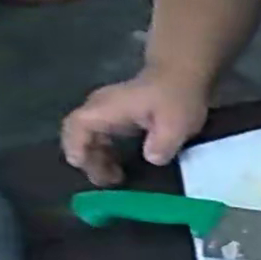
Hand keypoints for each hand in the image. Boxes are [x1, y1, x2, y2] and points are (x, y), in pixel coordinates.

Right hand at [60, 69, 209, 184]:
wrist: (183, 77)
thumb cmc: (177, 100)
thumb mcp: (174, 125)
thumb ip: (161, 143)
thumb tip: (151, 160)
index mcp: (103, 110)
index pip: (78, 129)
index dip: (77, 148)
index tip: (81, 166)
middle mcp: (99, 108)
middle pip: (82, 135)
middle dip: (90, 158)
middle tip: (105, 182)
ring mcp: (109, 109)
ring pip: (94, 135)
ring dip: (100, 155)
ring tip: (114, 177)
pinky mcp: (123, 113)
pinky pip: (107, 133)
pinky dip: (110, 148)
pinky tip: (123, 162)